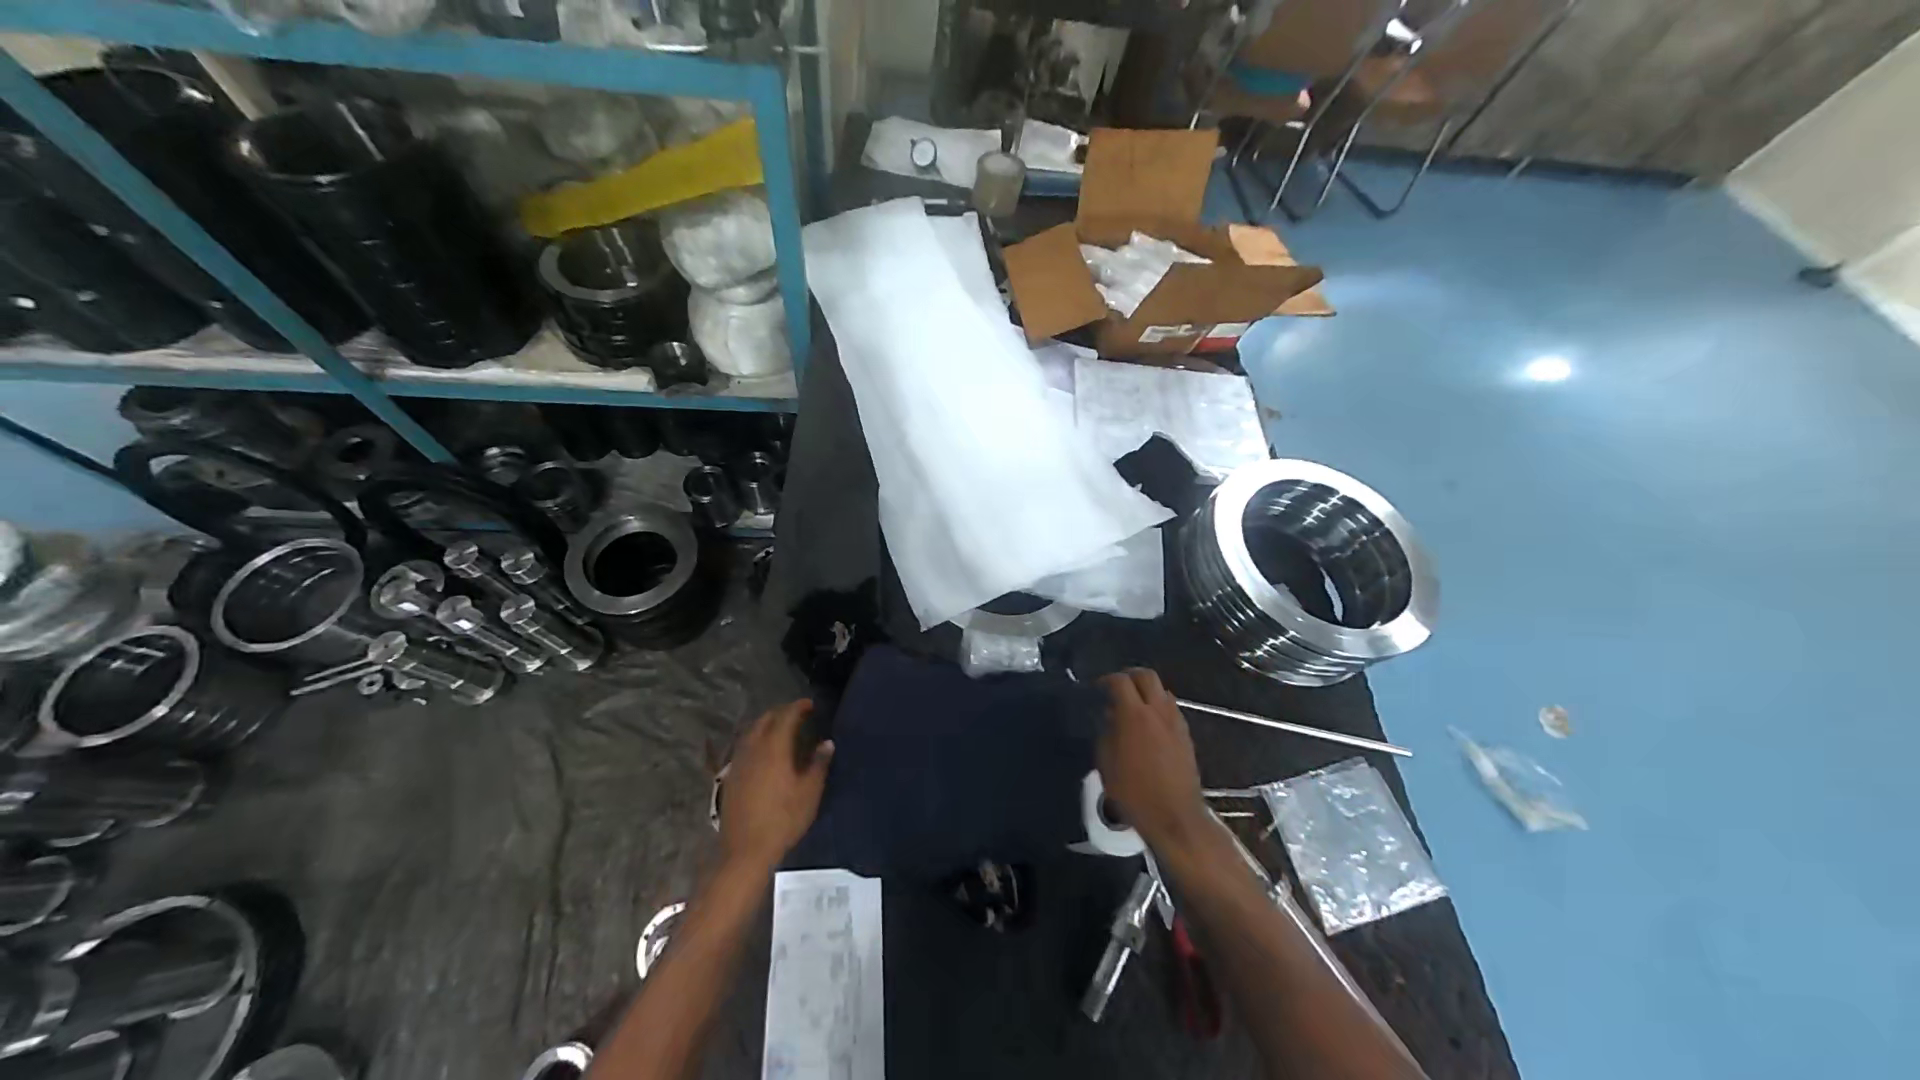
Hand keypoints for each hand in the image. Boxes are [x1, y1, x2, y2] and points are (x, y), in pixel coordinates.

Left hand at [719, 699, 834, 870]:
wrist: (746, 850)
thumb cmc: (784, 819)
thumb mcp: (810, 792)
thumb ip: (818, 763)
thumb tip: (827, 743)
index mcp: (774, 748)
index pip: (785, 717)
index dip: (798, 707)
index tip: (810, 705)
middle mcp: (753, 749)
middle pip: (765, 720)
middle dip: (781, 712)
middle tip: (797, 714)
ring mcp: (738, 763)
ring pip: (751, 732)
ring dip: (766, 724)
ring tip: (781, 728)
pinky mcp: (730, 777)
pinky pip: (743, 746)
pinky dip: (756, 739)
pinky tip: (763, 751)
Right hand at [1096, 669, 1207, 847]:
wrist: (1174, 816)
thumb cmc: (1133, 792)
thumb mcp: (1106, 762)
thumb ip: (1107, 732)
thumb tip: (1111, 716)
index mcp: (1134, 715)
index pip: (1120, 681)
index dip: (1106, 680)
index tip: (1098, 688)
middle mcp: (1158, 711)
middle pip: (1147, 676)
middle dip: (1130, 676)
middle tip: (1117, 688)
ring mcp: (1176, 722)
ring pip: (1162, 691)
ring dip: (1146, 691)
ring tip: (1133, 707)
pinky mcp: (1186, 735)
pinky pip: (1171, 709)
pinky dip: (1158, 707)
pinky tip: (1149, 725)